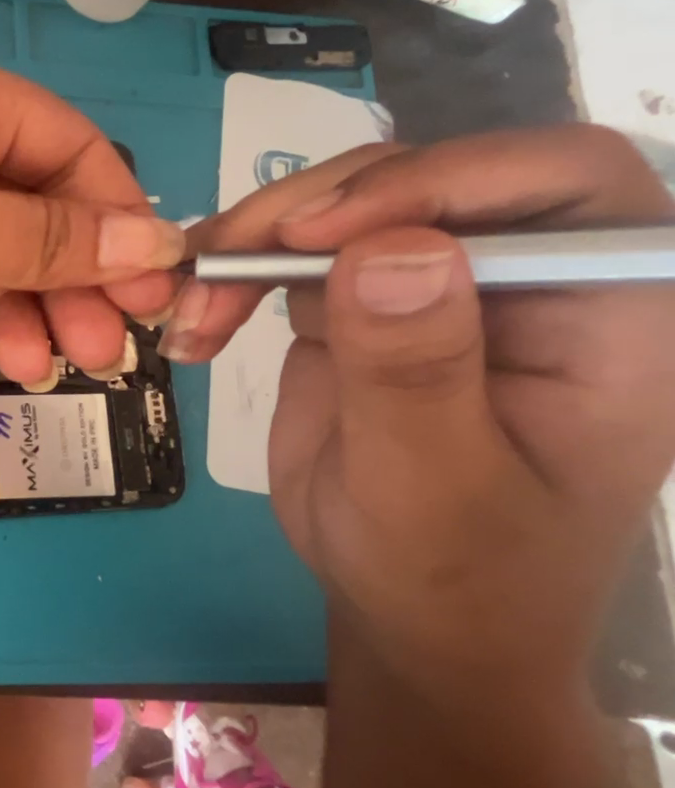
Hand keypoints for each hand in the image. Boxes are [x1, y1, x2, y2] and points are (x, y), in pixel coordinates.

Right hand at [180, 126, 674, 691]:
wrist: (404, 610)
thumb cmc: (452, 569)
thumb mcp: (431, 483)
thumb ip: (416, 371)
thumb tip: (389, 249)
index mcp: (601, 314)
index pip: (562, 184)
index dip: (448, 178)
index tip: (322, 233)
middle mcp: (519, 279)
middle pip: (422, 177)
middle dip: (307, 211)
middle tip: (217, 264)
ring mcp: (430, 286)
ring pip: (338, 204)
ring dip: (248, 242)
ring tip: (187, 310)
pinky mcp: (353, 303)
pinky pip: (286, 253)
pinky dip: (226, 274)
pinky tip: (192, 321)